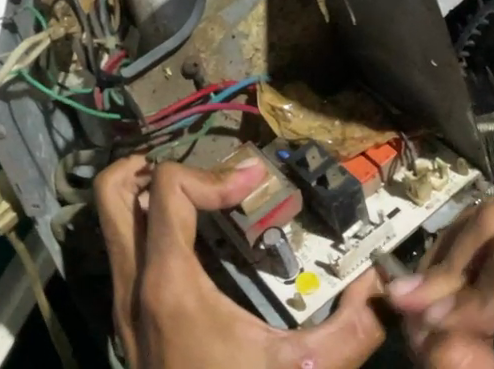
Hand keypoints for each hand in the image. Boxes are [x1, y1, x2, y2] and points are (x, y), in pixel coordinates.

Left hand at [94, 153, 386, 368]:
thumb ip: (353, 328)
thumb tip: (383, 286)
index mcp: (170, 285)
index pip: (167, 188)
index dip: (212, 174)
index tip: (252, 185)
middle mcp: (134, 285)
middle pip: (112, 192)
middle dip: (151, 166)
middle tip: (201, 173)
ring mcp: (123, 303)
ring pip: (109, 220)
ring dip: (146, 195)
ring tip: (196, 197)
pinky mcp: (127, 319)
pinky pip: (123, 250)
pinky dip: (148, 228)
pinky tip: (193, 242)